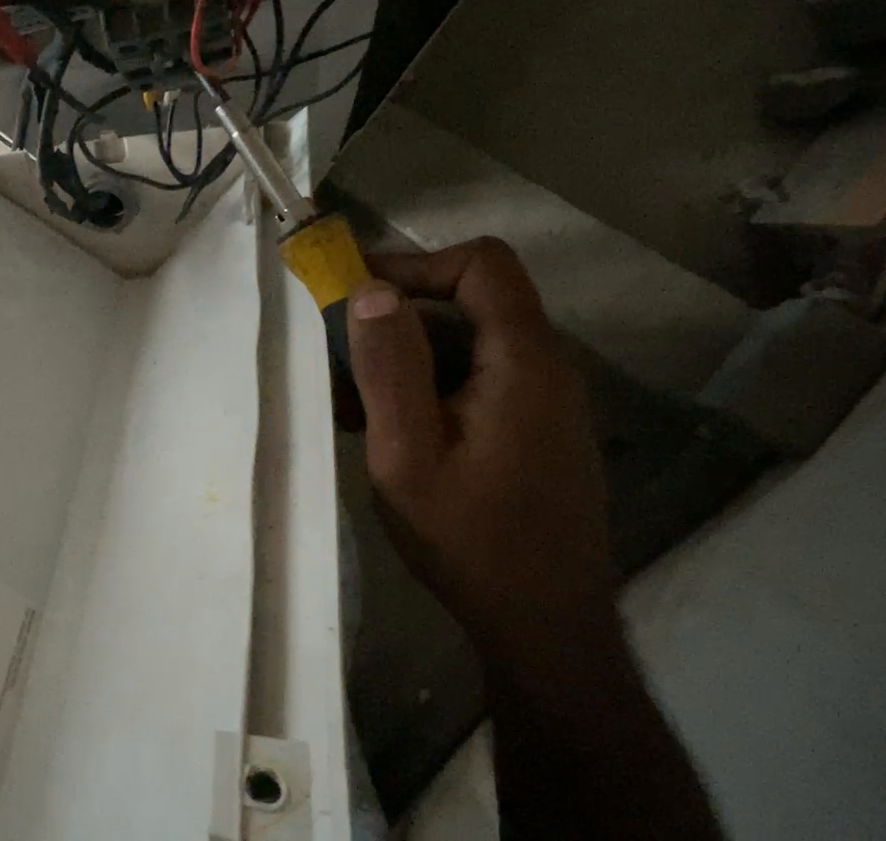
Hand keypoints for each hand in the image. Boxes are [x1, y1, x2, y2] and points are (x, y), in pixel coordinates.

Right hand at [346, 239, 616, 674]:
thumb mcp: (407, 454)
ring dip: (406, 358)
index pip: (481, 263)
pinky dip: (429, 387)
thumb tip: (369, 290)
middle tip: (337, 358)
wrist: (545, 623)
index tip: (355, 295)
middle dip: (396, 318)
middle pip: (470, 301)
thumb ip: (389, 368)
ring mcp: (547, 399)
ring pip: (469, 343)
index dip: (415, 264)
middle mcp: (548, 365)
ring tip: (351, 404)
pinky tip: (388, 430)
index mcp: (524, 358)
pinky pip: (479, 379)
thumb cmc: (471, 537)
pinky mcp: (538, 428)